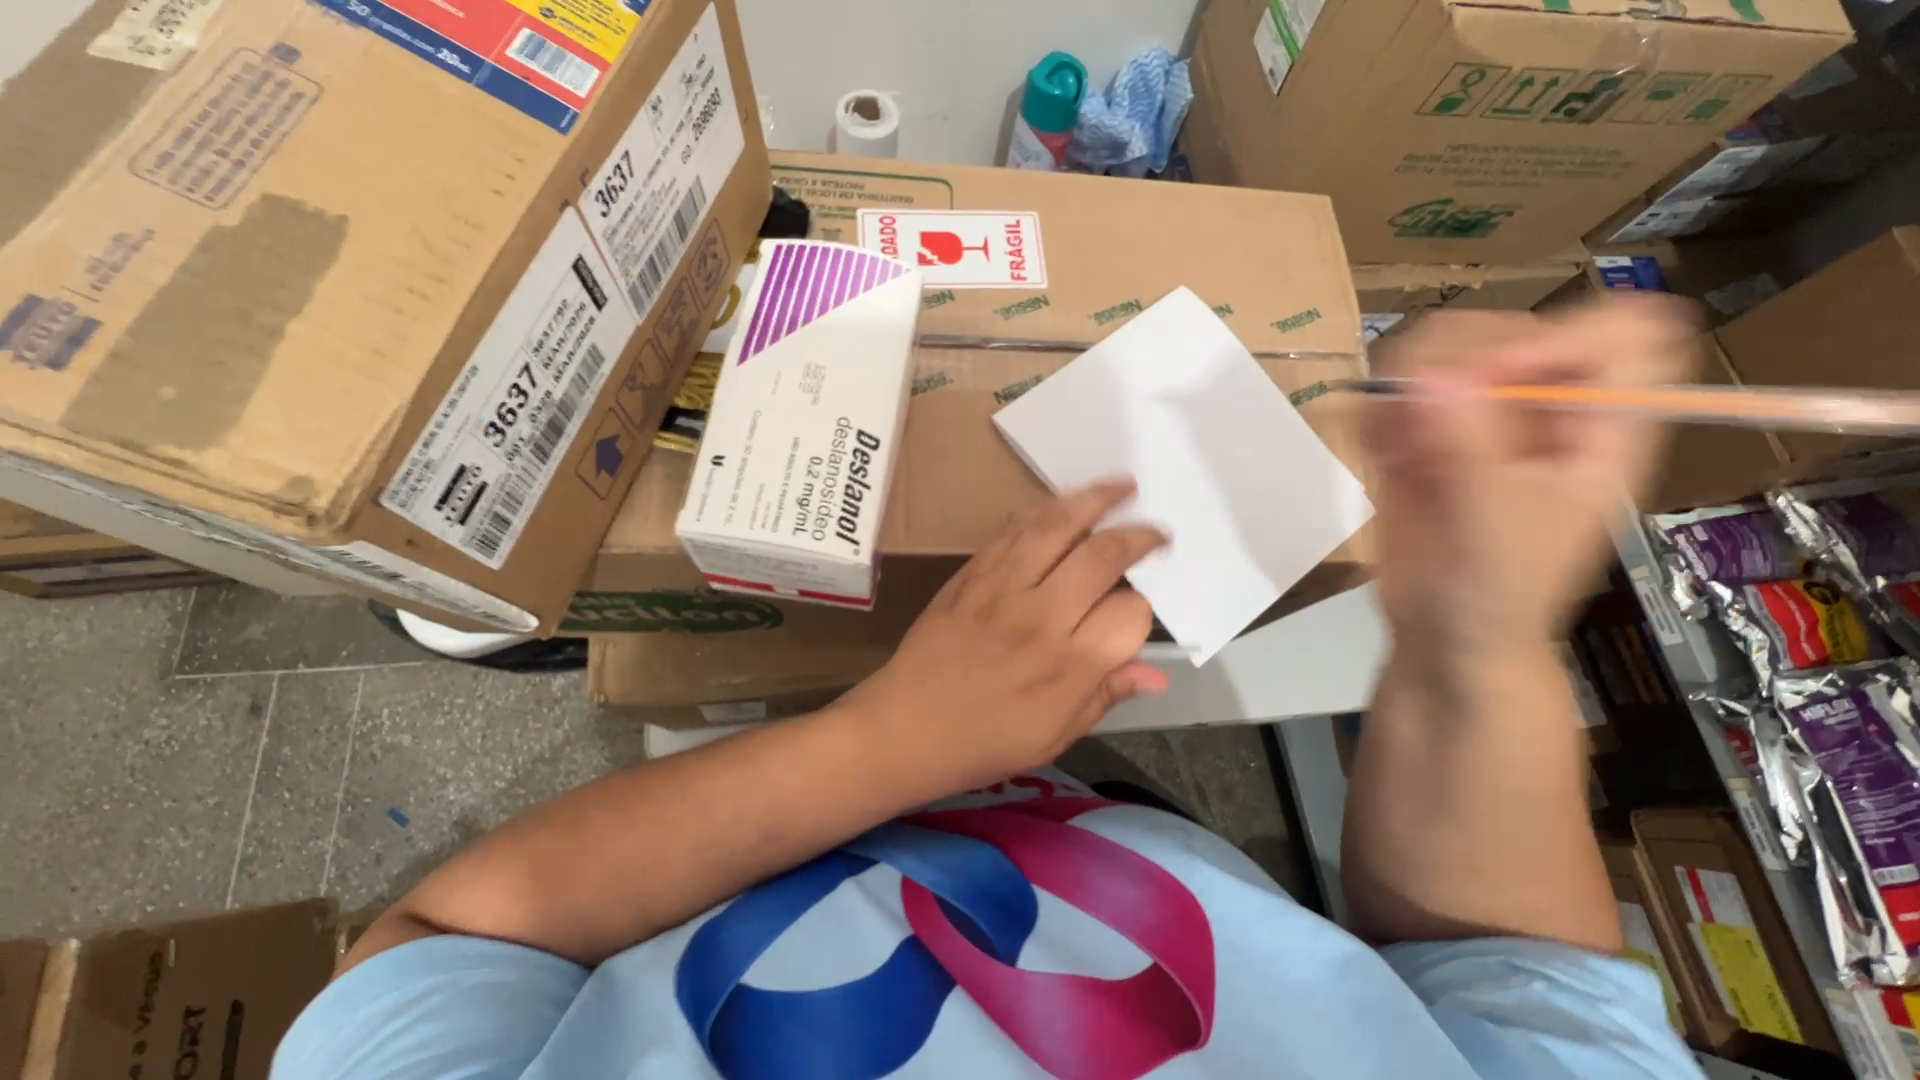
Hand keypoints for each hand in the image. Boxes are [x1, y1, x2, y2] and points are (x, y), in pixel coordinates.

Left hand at [841, 481, 1169, 792]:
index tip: (1138, 610)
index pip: (1130, 613)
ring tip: (1121, 485)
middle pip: (1101, 556)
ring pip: (1056, 527)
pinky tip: (1061, 505)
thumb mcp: (1055, 734)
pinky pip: (1011, 531)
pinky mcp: (970, 575)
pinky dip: (1042, 512)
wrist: (905, 729)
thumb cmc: (985, 742)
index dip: (1143, 608)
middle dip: (1137, 536)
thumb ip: (1106, 694)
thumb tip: (1157, 672)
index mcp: (1069, 664)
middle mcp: (1040, 616)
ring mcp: (1001, 588)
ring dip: (1093, 499)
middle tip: (1157, 529)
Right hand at [1367, 293, 1699, 656]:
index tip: (1496, 380)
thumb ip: (1469, 446)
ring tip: (1394, 443)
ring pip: (1441, 348)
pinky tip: (1380, 457)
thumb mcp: (1497, 522)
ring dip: (1404, 385)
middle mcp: (1538, 409)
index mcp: (1596, 426)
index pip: (1618, 331)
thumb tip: (1426, 377)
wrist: (1444, 636)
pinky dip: (1377, 414)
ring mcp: (1475, 419)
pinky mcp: (1421, 435)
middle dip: (1457, 361)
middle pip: (1507, 326)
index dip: (1556, 340)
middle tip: (1424, 414)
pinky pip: (1393, 391)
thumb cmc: (1499, 592)